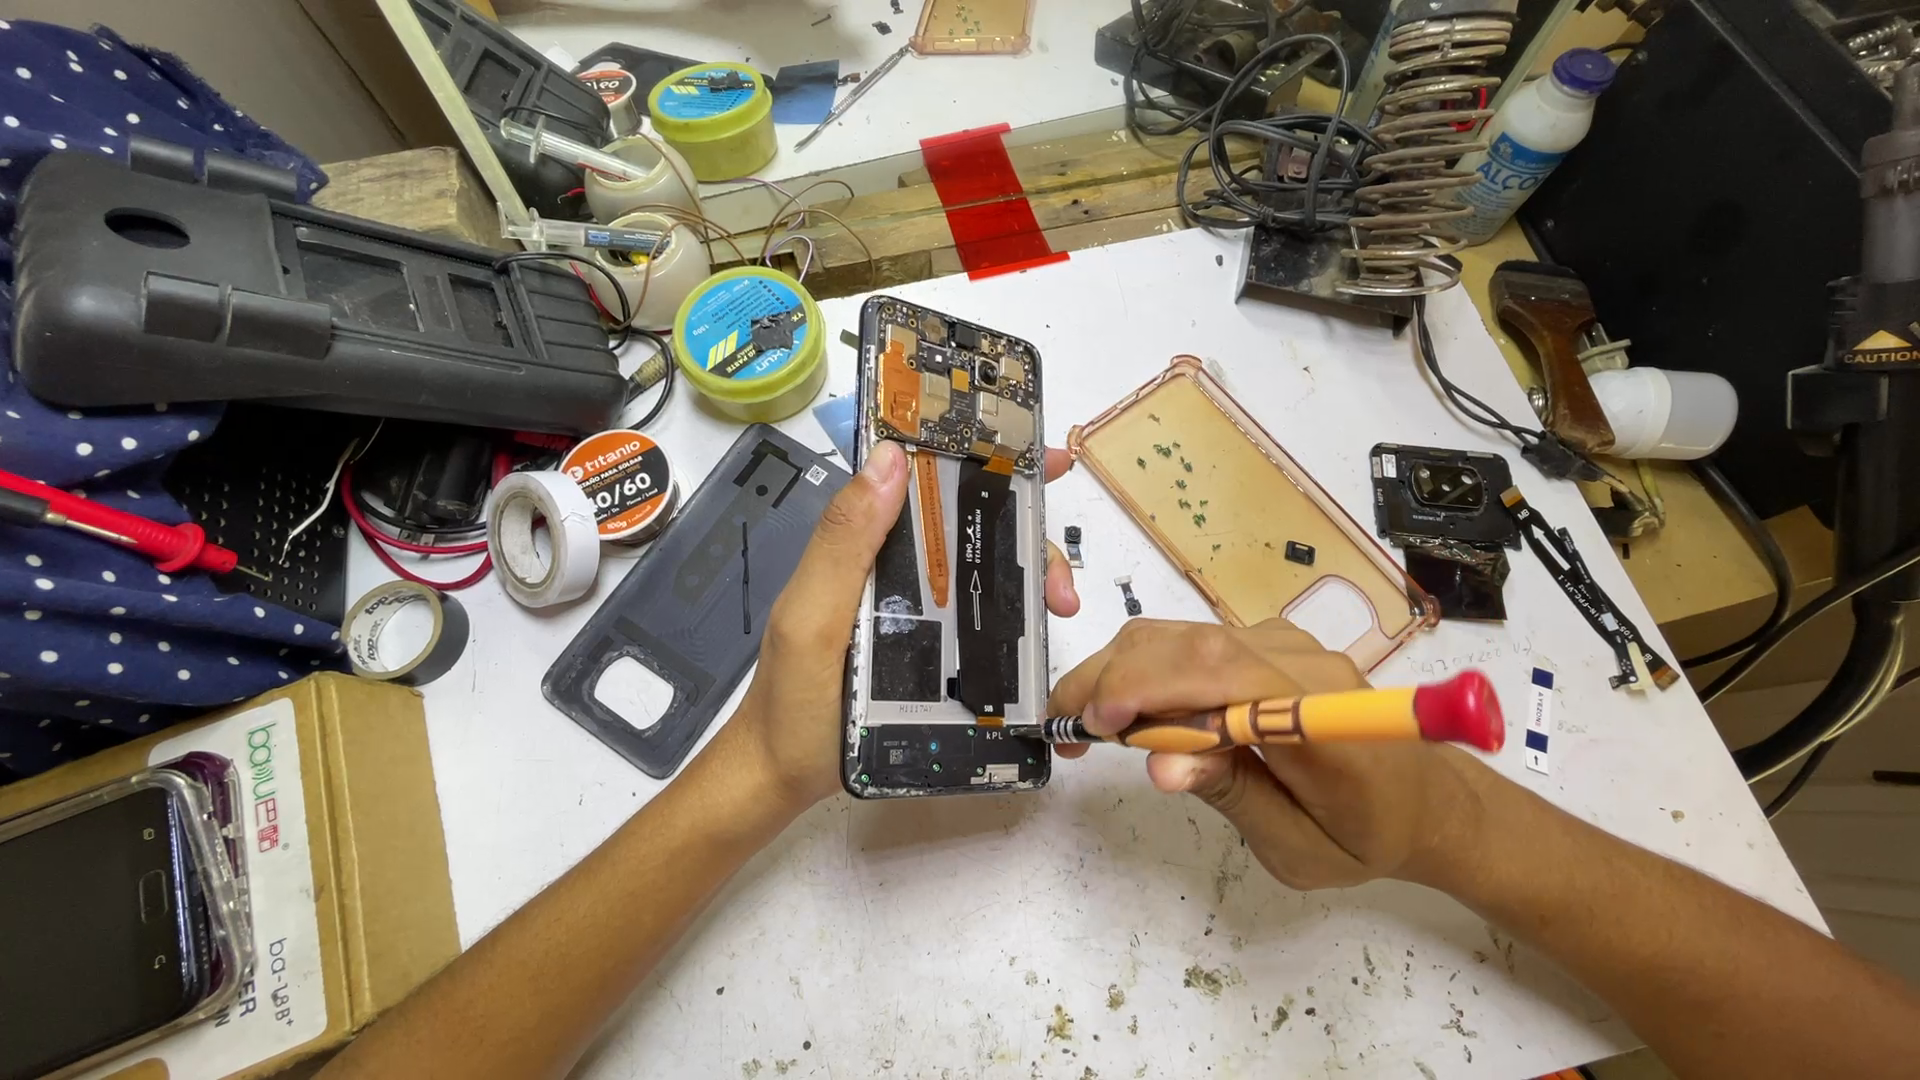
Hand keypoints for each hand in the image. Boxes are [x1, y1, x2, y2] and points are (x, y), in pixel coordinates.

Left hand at [728, 441, 1080, 811]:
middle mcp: (894, 563)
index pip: (924, 478)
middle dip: (1026, 530)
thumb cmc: (793, 699)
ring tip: (1061, 607)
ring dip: (1031, 573)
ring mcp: (914, 604)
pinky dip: (1015, 612)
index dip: (983, 456)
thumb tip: (891, 457)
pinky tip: (1039, 629)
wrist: (784, 776)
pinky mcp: (928, 642)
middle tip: (1061, 577)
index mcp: (865, 542)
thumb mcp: (811, 617)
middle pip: (970, 522)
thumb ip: (843, 542)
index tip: (1044, 459)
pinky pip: (980, 611)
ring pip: (983, 566)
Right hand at [1048, 619, 1481, 890]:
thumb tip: (1161, 766)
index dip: (1151, 686)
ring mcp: (1282, 642)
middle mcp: (1300, 661)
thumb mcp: (1301, 848)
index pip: (1225, 674)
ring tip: (1087, 723)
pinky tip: (1130, 711)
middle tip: (1064, 727)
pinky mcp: (1265, 640)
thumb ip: (1235, 796)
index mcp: (1324, 719)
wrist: (1424, 797)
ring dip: (1120, 671)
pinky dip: (1144, 669)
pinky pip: (1190, 642)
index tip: (1096, 725)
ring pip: (1179, 635)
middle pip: (1189, 644)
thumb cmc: (1366, 835)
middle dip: (1112, 677)